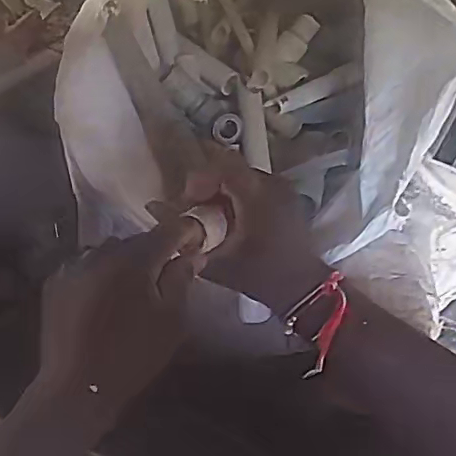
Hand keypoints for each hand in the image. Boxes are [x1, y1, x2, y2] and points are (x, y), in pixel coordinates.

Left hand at [32, 219, 202, 416]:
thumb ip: (182, 280)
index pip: (167, 230)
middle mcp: (100, 253)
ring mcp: (72, 266)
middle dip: (154, 252)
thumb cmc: (132, 357)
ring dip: (124, 263)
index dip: (187, 232)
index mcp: (133, 260)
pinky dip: (99, 275)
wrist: (76, 387)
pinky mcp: (54, 283)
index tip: (198, 241)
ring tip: (132, 290)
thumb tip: (191, 254)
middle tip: (166, 274)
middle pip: (135, 241)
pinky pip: (85, 267)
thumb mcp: (171, 321)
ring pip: (108, 252)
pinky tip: (103, 301)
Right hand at [164, 150, 332, 314]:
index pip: (221, 165)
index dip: (198, 179)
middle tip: (191, 211)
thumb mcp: (214, 258)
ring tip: (208, 218)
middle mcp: (273, 183)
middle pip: (231, 170)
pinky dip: (237, 198)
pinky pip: (255, 188)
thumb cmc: (258, 275)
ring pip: (242, 178)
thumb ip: (181, 234)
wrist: (302, 289)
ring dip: (221, 193)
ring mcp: (284, 189)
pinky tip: (229, 222)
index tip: (186, 203)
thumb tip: (152, 208)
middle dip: (207, 187)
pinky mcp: (287, 199)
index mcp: (257, 193)